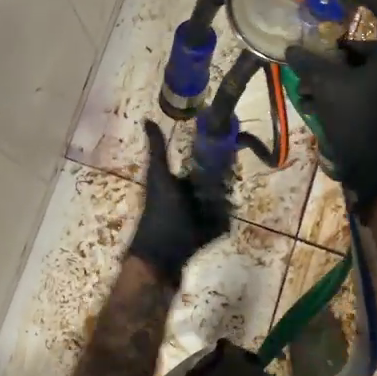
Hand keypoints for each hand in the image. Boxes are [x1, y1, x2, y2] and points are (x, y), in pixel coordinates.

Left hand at [128, 121, 231, 284]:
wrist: (160, 256)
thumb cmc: (160, 213)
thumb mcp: (159, 177)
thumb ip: (157, 150)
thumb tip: (148, 119)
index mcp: (181, 180)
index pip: (205, 163)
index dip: (216, 158)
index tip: (228, 153)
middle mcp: (192, 195)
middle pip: (218, 182)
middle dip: (222, 183)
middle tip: (221, 187)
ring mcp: (203, 214)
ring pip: (224, 201)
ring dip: (221, 204)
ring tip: (212, 210)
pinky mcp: (211, 232)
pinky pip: (224, 222)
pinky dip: (221, 224)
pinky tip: (213, 225)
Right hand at [285, 0, 376, 211]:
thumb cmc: (360, 122)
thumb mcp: (328, 88)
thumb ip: (309, 63)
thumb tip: (292, 49)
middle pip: (364, 45)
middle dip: (332, 50)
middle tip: (307, 54)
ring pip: (357, 71)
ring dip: (330, 75)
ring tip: (304, 88)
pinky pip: (359, 92)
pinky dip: (338, 94)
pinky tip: (315, 107)